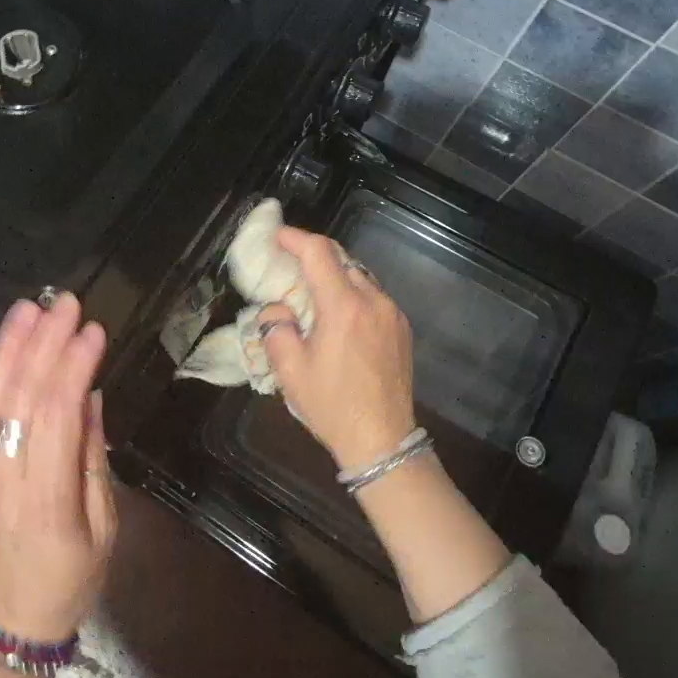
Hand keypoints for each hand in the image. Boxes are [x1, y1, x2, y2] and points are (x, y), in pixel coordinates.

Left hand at [0, 294, 117, 642]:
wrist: (10, 622)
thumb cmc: (70, 577)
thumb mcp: (104, 527)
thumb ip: (93, 460)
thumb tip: (90, 395)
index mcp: (47, 500)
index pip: (57, 415)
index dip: (74, 366)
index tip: (93, 330)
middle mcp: (2, 481)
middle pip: (19, 398)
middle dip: (44, 344)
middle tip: (64, 304)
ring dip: (4, 350)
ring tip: (25, 311)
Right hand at [258, 227, 416, 471]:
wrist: (382, 441)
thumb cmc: (332, 406)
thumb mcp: (290, 370)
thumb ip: (276, 328)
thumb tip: (277, 308)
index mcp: (343, 307)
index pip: (318, 253)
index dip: (295, 238)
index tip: (276, 237)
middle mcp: (373, 301)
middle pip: (341, 259)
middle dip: (313, 255)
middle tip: (288, 264)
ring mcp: (392, 314)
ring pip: (359, 276)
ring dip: (334, 275)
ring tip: (311, 290)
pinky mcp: (402, 328)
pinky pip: (373, 296)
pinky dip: (351, 294)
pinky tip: (338, 314)